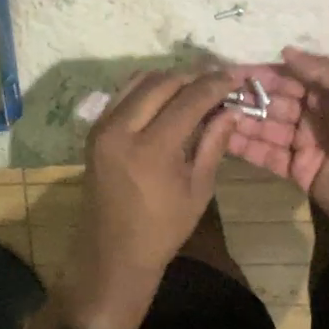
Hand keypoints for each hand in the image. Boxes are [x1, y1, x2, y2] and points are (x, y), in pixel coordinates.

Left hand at [66, 69, 239, 328]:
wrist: (112, 252)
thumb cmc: (162, 228)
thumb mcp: (198, 188)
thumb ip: (213, 144)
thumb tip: (231, 110)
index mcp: (151, 149)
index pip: (188, 100)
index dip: (214, 85)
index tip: (234, 78)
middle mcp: (121, 129)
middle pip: (162, 82)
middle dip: (193, 76)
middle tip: (217, 79)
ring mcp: (102, 127)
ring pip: (139, 81)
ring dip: (169, 78)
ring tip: (194, 84)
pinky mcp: (94, 131)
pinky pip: (123, 95)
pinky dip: (147, 88)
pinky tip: (167, 96)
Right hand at [225, 48, 328, 262]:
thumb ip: (328, 73)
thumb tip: (285, 51)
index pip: (293, 76)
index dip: (264, 72)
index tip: (230, 70)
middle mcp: (321, 116)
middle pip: (277, 101)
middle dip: (247, 96)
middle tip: (211, 94)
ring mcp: (311, 147)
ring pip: (269, 129)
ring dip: (243, 120)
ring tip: (210, 114)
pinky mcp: (303, 176)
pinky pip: (271, 158)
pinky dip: (248, 148)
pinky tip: (223, 139)